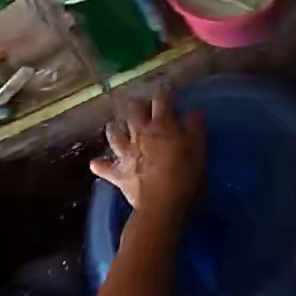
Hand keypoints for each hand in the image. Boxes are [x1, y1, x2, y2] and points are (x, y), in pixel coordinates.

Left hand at [90, 89, 204, 222]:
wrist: (162, 205)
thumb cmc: (185, 175)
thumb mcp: (198, 149)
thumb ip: (195, 128)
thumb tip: (194, 112)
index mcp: (162, 125)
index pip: (162, 100)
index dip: (165, 93)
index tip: (168, 90)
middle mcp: (140, 133)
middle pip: (133, 110)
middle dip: (136, 104)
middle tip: (142, 105)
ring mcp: (126, 153)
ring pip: (114, 133)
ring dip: (115, 129)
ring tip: (117, 127)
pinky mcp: (118, 173)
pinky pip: (104, 167)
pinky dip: (100, 165)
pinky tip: (97, 163)